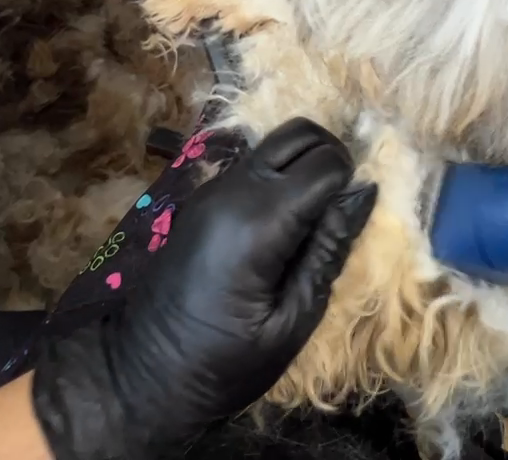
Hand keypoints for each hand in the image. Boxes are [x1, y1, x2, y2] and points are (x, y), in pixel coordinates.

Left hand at [30, 118, 376, 459]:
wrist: (142, 374)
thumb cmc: (226, 363)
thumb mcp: (293, 320)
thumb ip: (330, 248)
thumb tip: (366, 190)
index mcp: (259, 223)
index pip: (325, 163)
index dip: (349, 183)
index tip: (350, 218)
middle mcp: (234, 189)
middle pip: (300, 132)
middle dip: (331, 156)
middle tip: (338, 204)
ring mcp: (214, 186)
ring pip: (276, 141)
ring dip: (304, 162)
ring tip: (312, 215)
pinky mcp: (204, 194)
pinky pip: (254, 162)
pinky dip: (280, 173)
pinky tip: (280, 222)